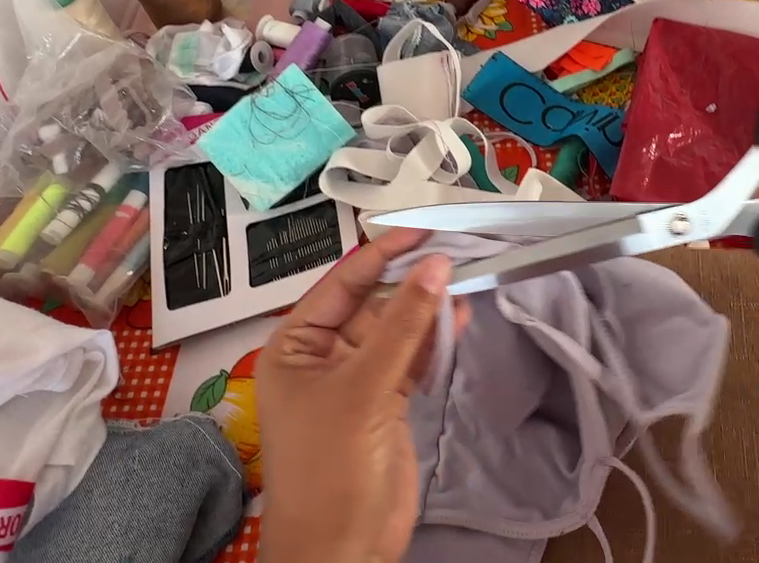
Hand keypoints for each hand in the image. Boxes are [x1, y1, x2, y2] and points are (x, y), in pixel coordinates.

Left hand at [255, 228, 470, 562]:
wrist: (343, 553)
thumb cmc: (332, 467)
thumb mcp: (364, 389)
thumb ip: (404, 324)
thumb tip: (437, 264)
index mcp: (296, 345)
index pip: (343, 282)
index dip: (382, 253)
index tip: (423, 229)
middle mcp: (323, 353)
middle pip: (373, 301)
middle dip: (411, 283)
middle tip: (454, 257)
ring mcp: (356, 376)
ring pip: (397, 327)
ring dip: (428, 311)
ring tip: (463, 290)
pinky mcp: (385, 397)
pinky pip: (411, 354)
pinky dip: (434, 340)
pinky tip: (458, 322)